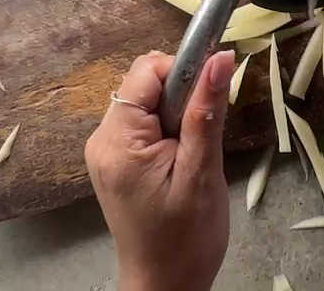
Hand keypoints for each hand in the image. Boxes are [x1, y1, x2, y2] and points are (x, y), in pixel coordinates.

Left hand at [86, 50, 235, 290]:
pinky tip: (181, 155)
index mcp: (118, 141)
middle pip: (145, 81)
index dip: (183, 73)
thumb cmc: (186, 239)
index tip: (208, 99)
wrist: (167, 289)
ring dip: (176, 111)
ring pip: (147, 97)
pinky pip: (144, 118)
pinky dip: (168, 124)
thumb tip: (221, 56)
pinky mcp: (116, 158)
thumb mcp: (202, 171)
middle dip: (180, 95)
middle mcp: (102, 138)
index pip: (147, 70)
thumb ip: (207, 110)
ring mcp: (106, 149)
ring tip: (191, 150)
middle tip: (200, 135)